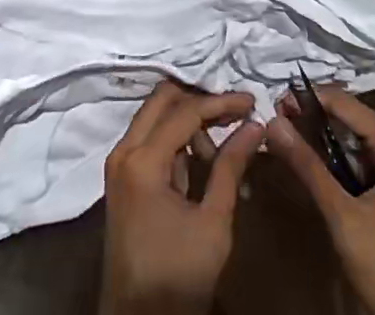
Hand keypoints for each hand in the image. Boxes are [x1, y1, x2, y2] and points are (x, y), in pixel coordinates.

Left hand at [99, 82, 264, 314]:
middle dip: (200, 98)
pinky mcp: (123, 180)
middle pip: (162, 100)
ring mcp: (119, 165)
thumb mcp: (213, 221)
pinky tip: (205, 153)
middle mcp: (123, 152)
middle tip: (235, 109)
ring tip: (225, 137)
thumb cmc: (178, 276)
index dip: (221, 102)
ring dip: (189, 118)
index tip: (253, 101)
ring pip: (154, 117)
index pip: (185, 111)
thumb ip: (231, 166)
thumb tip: (255, 125)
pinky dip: (177, 137)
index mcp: (142, 161)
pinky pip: (150, 140)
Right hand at [266, 88, 374, 314]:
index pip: (346, 103)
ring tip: (281, 137)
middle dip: (311, 118)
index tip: (272, 100)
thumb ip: (309, 168)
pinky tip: (305, 166)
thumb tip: (273, 123)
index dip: (309, 98)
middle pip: (349, 120)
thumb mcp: (345, 216)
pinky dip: (330, 163)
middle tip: (271, 121)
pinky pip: (356, 166)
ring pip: (350, 144)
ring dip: (318, 141)